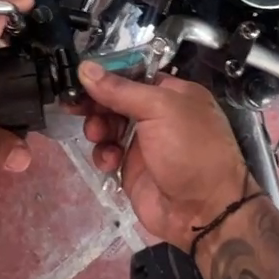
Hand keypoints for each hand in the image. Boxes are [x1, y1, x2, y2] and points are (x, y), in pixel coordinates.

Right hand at [77, 63, 249, 252]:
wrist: (204, 211)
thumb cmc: (190, 149)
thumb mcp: (159, 109)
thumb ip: (120, 89)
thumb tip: (85, 68)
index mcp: (172, 93)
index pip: (132, 74)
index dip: (106, 74)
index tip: (80, 75)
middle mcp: (157, 115)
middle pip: (115, 100)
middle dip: (95, 102)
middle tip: (74, 104)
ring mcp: (144, 143)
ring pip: (107, 126)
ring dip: (98, 127)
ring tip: (97, 134)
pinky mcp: (131, 169)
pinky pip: (108, 153)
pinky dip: (104, 154)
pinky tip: (110, 161)